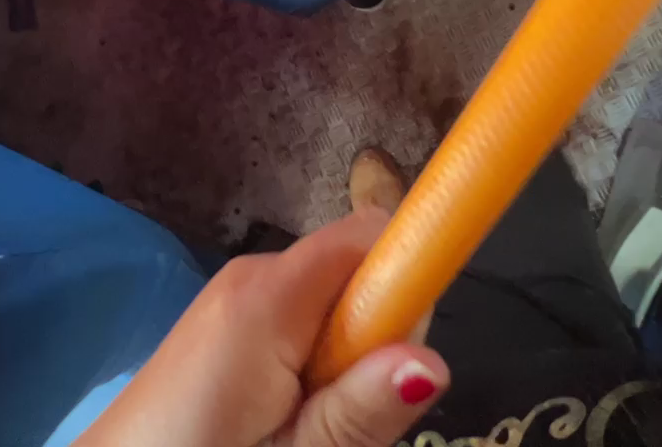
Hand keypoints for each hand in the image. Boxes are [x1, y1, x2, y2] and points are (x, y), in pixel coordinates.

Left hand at [76, 208, 448, 446]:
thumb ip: (357, 412)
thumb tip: (434, 360)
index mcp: (269, 295)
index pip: (368, 235)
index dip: (407, 275)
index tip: (405, 350)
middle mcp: (255, 272)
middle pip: (356, 269)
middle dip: (376, 333)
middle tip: (347, 417)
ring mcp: (236, 291)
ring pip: (332, 298)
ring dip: (345, 355)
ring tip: (307, 428)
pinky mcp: (227, 316)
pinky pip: (299, 315)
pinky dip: (313, 357)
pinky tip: (284, 418)